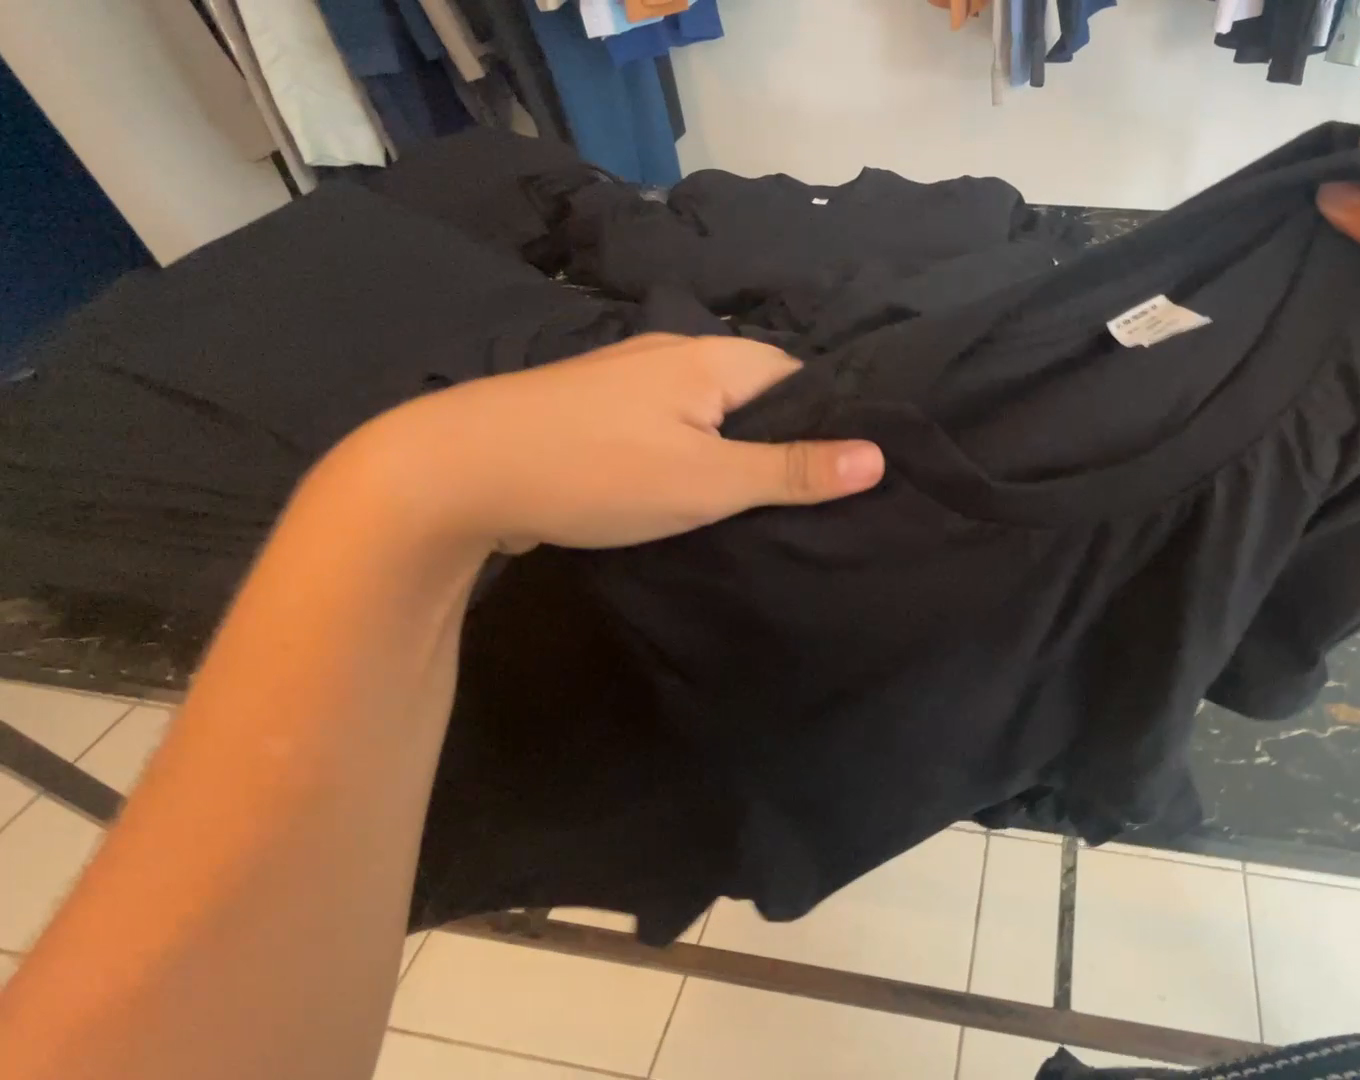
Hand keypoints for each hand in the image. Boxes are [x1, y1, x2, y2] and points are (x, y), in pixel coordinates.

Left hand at [351, 334, 883, 553]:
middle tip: (805, 493)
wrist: (451, 474)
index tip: (844, 466)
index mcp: (708, 359)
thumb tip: (878, 456)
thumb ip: (792, 470)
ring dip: (731, 448)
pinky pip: (666, 425)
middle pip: (751, 390)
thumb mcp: (708, 481)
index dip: (826, 415)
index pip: (795, 374)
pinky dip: (688, 453)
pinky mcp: (593, 411)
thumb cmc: (596, 472)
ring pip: (705, 410)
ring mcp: (625, 380)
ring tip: (752, 498)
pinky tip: (686, 490)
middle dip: (780, 436)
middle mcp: (669, 354)